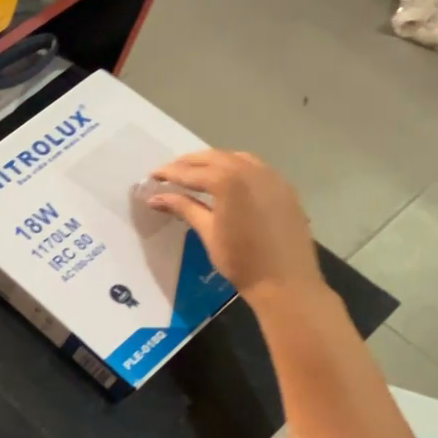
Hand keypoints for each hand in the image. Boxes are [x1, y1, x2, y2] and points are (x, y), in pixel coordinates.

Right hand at [149, 149, 325, 308]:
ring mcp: (271, 177)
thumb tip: (155, 197)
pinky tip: (226, 180)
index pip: (192, 172)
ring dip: (213, 161)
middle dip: (190, 162)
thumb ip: (184, 208)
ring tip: (195, 172)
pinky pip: (255, 167)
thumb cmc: (240, 259)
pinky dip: (235, 167)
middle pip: (215, 158)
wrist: (285, 280)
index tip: (152, 175)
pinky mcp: (283, 187)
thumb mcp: (207, 232)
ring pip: (236, 158)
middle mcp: (252, 170)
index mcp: (229, 181)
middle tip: (169, 171)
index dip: (170, 173)